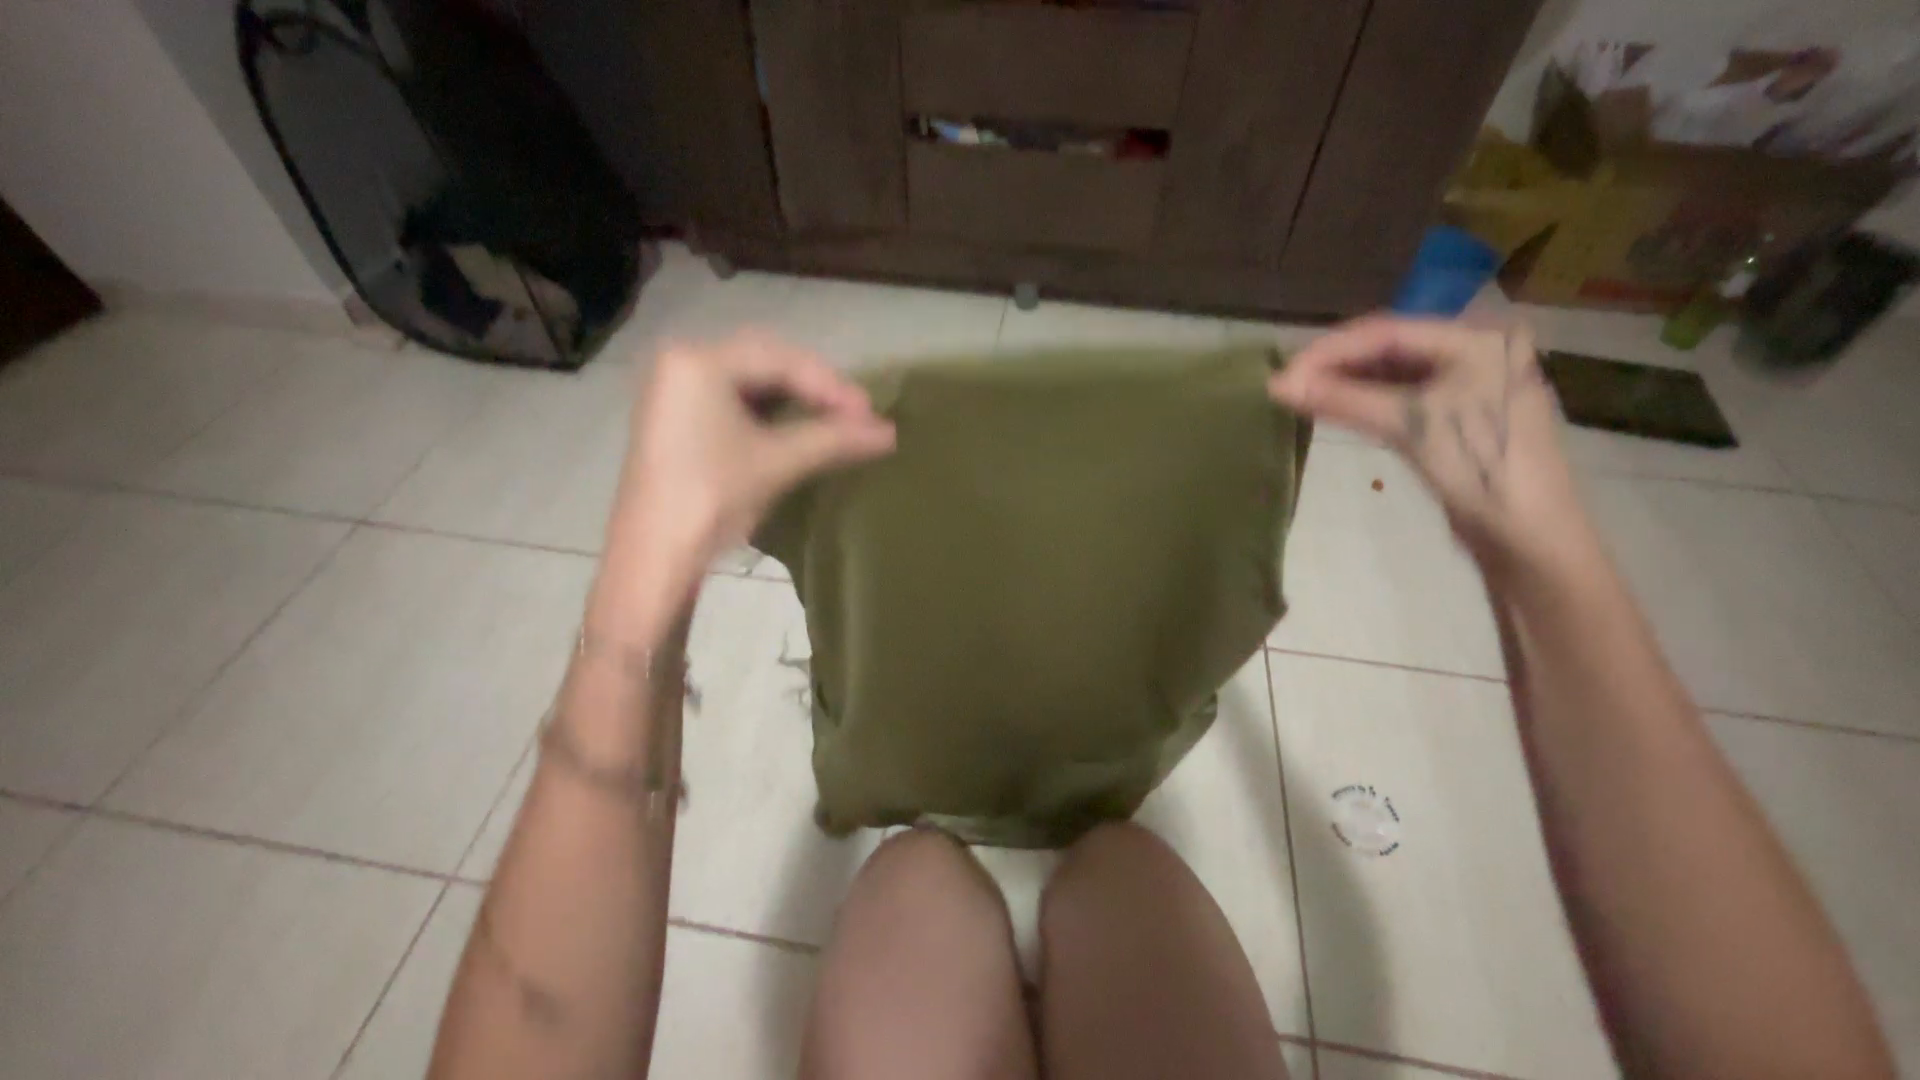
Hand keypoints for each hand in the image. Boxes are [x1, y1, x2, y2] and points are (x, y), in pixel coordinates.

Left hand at [595, 334, 895, 622]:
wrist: (653, 557)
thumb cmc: (712, 499)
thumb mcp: (777, 463)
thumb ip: (834, 439)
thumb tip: (890, 433)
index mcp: (699, 361)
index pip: (781, 360)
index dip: (831, 386)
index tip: (870, 413)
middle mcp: (680, 361)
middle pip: (764, 363)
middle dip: (814, 388)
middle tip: (855, 414)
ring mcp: (672, 389)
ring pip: (748, 381)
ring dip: (792, 398)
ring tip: (832, 421)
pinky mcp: (673, 417)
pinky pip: (730, 400)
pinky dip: (766, 411)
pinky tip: (793, 429)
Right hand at [1267, 317, 1585, 562]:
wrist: (1532, 539)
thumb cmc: (1482, 470)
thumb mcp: (1411, 427)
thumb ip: (1343, 400)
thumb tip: (1277, 386)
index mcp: (1478, 338)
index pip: (1387, 331)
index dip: (1329, 351)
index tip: (1282, 375)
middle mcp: (1477, 350)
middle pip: (1390, 347)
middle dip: (1335, 364)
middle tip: (1286, 385)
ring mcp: (1469, 385)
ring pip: (1392, 373)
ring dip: (1346, 383)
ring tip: (1299, 395)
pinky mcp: (1458, 417)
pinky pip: (1402, 397)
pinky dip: (1365, 401)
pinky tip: (1332, 407)